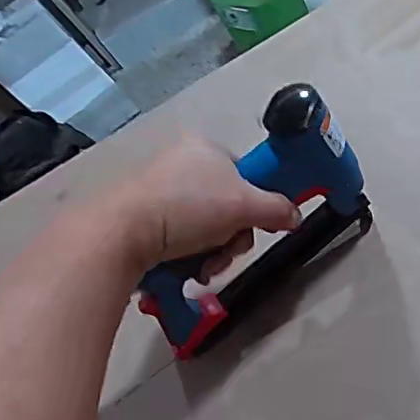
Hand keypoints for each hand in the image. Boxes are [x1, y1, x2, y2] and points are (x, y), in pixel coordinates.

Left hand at [103, 136, 299, 275]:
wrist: (123, 233)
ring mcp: (160, 192)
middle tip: (226, 252)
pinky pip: (181, 239)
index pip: (246, 175)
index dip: (256, 203)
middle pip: (228, 207)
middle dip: (232, 238)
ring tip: (203, 267)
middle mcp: (182, 165)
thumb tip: (295, 217)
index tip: (259, 225)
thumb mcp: (244, 206)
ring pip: (207, 229)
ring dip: (213, 254)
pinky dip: (189, 258)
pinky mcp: (143, 219)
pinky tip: (185, 270)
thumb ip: (277, 209)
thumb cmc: (188, 208)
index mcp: (205, 149)